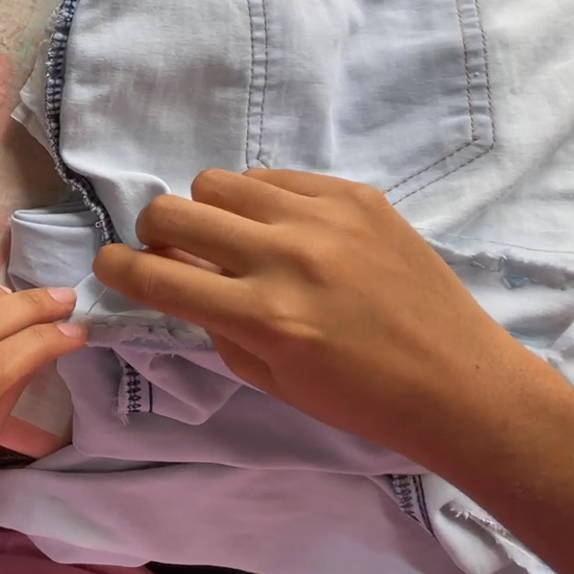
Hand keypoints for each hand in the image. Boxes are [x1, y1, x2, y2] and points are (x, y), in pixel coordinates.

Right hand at [92, 168, 562, 465]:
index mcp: (262, 316)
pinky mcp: (355, 196)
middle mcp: (286, 257)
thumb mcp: (263, 372)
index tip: (110, 264)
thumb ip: (209, 317)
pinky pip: (273, 177)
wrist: (463, 384)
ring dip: (209, 212)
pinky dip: (261, 201)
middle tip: (173, 250)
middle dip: (154, 232)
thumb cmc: (355, 397)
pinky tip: (285, 229)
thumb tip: (175, 272)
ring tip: (236, 237)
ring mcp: (324, 218)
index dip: (114, 267)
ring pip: (217, 182)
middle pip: (172, 211)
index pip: (154, 277)